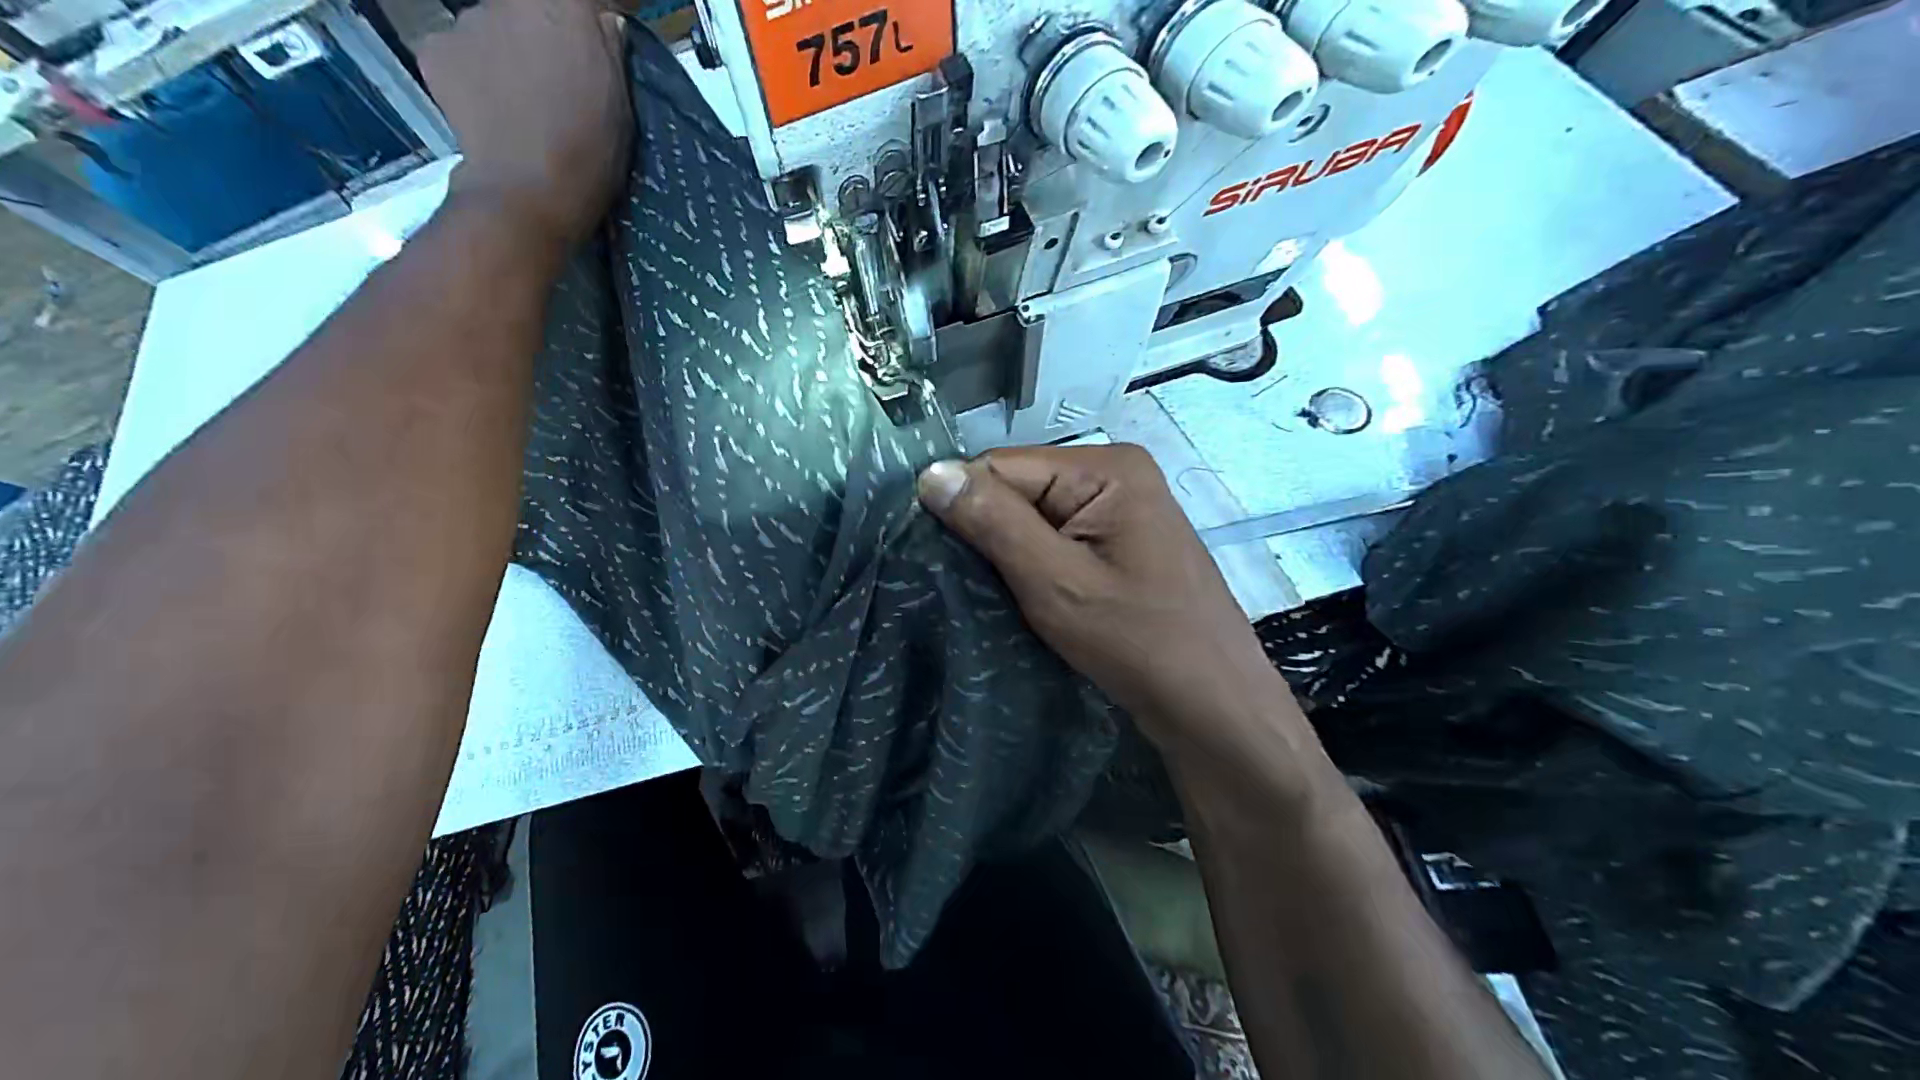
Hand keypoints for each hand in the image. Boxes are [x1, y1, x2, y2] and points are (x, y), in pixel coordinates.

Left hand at [419, 0, 631, 247]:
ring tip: (521, 101)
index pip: (583, 1)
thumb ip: (610, 50)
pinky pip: (459, 51)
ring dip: (507, 52)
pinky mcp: (435, 50)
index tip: (600, 39)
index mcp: (565, 6)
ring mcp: (466, 22)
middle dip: (543, 35)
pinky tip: (490, 108)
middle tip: (557, 81)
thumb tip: (602, 22)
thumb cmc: (590, 154)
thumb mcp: (623, 105)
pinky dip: (474, 73)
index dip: (591, 21)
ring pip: (493, 28)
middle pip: (531, 9)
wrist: (528, 193)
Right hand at [917, 445, 1300, 760]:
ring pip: (1035, 515)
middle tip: (975, 586)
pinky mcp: (1122, 539)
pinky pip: (1059, 536)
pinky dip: (1036, 563)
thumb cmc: (1138, 642)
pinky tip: (1032, 595)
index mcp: (1106, 466)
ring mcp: (1123, 507)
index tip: (944, 561)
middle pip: (1019, 487)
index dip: (966, 509)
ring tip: (1003, 595)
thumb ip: (993, 522)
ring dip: (1012, 553)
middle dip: (991, 533)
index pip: (1000, 466)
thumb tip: (930, 472)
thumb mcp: (1055, 581)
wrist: (1213, 704)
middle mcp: (1115, 472)